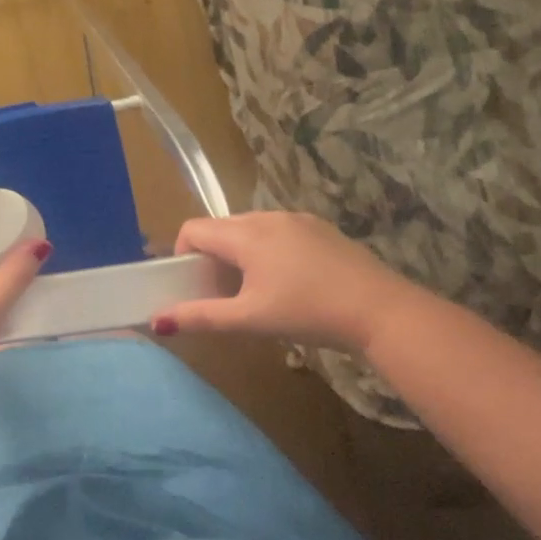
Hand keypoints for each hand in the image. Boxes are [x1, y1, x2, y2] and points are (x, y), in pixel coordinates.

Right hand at [150, 211, 422, 350]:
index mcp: (246, 234)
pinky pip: (278, 230)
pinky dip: (268, 249)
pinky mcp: (323, 229)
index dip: (183, 254)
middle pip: (220, 227)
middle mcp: (268, 217)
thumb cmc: (308, 313)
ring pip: (249, 228)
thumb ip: (200, 317)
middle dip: (211, 255)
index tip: (195, 283)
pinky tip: (288, 280)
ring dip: (239, 251)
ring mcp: (299, 220)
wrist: (385, 313)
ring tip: (255, 287)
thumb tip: (155, 322)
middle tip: (223, 291)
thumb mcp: (249, 319)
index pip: (193, 229)